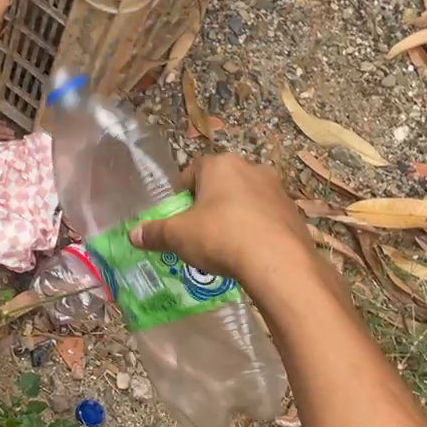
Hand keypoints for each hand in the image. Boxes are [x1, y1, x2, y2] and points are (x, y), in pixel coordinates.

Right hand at [127, 155, 317, 299]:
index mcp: (220, 165)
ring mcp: (276, 189)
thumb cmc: (220, 237)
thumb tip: (133, 234)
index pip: (192, 172)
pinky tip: (247, 253)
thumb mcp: (177, 236)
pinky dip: (254, 230)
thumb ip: (154, 233)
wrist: (277, 261)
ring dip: (232, 217)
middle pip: (219, 185)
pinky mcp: (292, 211)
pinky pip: (264, 218)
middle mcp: (251, 168)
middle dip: (207, 206)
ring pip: (244, 200)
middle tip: (197, 233)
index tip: (178, 219)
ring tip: (223, 247)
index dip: (181, 196)